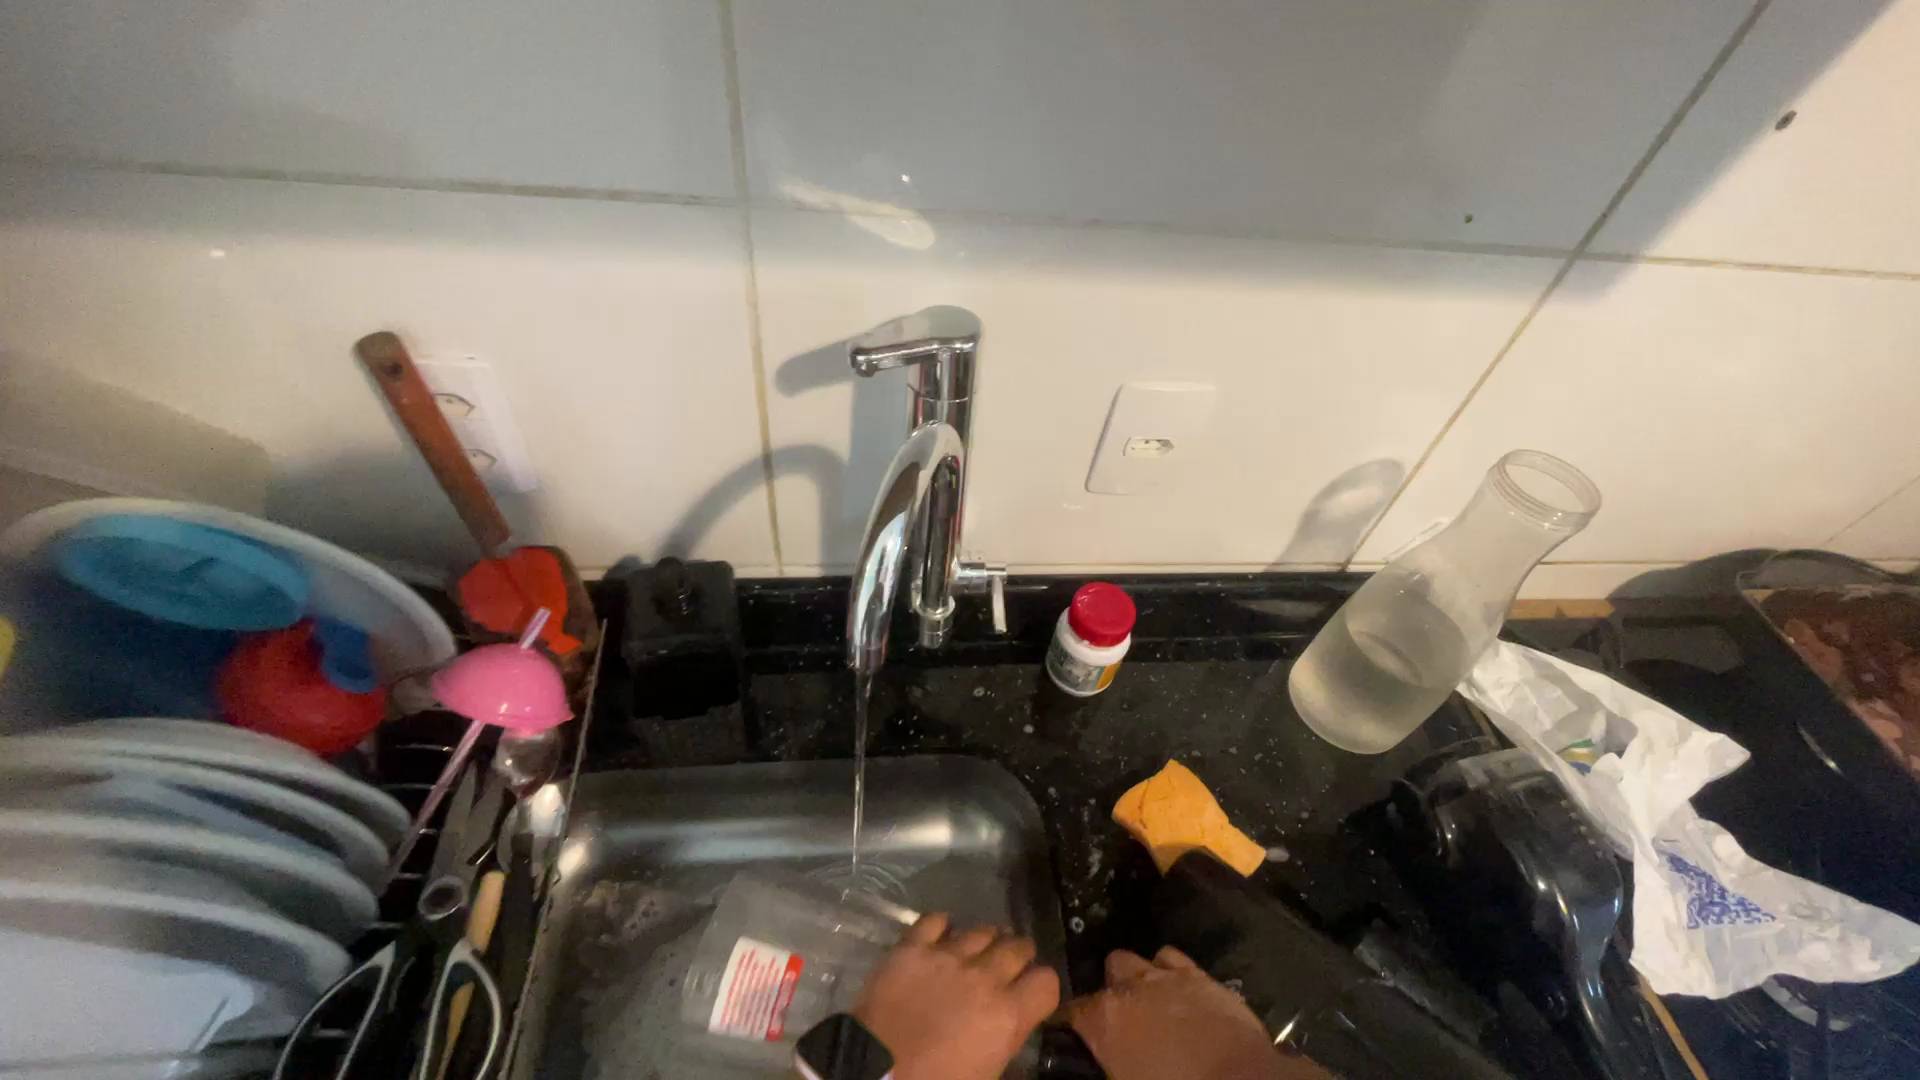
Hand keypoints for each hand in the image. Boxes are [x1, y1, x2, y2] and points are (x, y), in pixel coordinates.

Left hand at [853, 913, 1059, 1079]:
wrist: (872, 1075)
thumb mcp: (984, 1077)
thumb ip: (1004, 1044)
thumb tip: (1009, 1031)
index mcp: (1006, 1015)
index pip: (1046, 982)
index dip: (1042, 988)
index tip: (1033, 994)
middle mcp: (984, 977)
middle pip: (1017, 947)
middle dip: (1019, 955)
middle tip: (1010, 965)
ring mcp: (947, 956)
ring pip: (981, 931)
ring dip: (985, 940)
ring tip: (979, 950)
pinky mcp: (913, 946)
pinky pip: (935, 920)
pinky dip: (943, 925)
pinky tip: (942, 934)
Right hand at [1066, 947, 1327, 1079]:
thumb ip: (1113, 1067)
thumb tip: (1113, 1064)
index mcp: (1105, 1020)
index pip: (1070, 1012)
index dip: (1067, 1023)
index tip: (1071, 1037)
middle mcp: (1129, 987)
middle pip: (1108, 970)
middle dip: (1112, 990)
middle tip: (1122, 1022)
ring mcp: (1165, 975)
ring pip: (1139, 959)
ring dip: (1140, 979)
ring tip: (1149, 1004)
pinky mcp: (1200, 975)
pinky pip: (1173, 959)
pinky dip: (1171, 974)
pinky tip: (1178, 994)